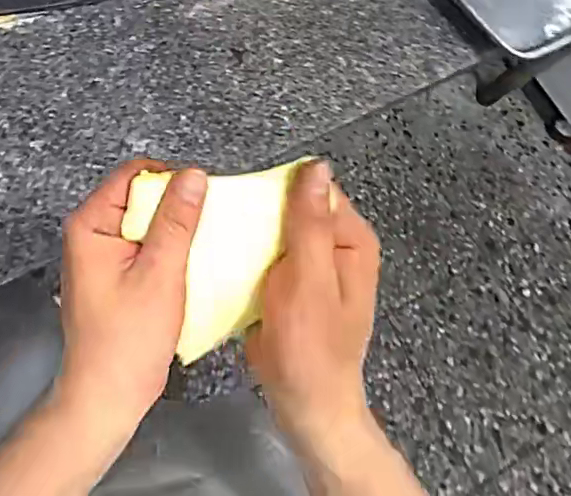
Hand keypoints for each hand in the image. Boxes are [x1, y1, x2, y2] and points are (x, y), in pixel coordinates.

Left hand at [55, 158, 207, 437]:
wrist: (105, 400)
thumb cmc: (126, 343)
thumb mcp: (159, 274)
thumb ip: (176, 220)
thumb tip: (192, 175)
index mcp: (90, 222)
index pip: (133, 173)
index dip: (169, 178)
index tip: (200, 196)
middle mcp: (89, 230)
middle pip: (139, 194)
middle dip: (173, 205)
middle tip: (202, 226)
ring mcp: (99, 251)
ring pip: (144, 218)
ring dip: (172, 229)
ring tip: (197, 246)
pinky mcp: (112, 270)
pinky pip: (142, 241)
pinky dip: (165, 247)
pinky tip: (184, 265)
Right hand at [246, 160, 382, 447]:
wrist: (303, 404)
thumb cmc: (311, 346)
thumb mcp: (309, 280)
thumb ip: (310, 222)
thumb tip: (315, 165)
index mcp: (351, 238)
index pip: (314, 188)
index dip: (279, 184)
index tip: (243, 188)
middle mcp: (335, 243)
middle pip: (292, 202)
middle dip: (260, 204)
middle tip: (224, 208)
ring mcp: (311, 261)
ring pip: (275, 224)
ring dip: (250, 225)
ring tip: (219, 224)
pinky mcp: (289, 277)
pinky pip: (266, 247)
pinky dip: (248, 246)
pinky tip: (226, 247)